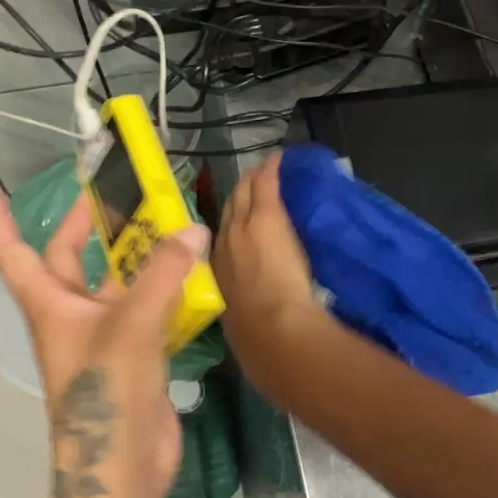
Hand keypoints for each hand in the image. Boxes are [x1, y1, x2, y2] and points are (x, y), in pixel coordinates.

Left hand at [0, 185, 200, 497]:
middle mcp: (72, 315)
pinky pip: (147, 308)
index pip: (14, 253)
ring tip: (170, 223)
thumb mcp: (131, 324)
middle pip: (72, 259)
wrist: (120, 470)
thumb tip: (192, 228)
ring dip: (137, 256)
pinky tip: (193, 272)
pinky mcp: (134, 355)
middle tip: (117, 192)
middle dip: (89, 226)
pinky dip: (165, 287)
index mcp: (51, 305)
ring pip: (116, 282)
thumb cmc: (104, 392)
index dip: (0, 220)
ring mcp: (103, 336)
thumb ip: (163, 272)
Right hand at [212, 154, 332, 373]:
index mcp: (215, 272)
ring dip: (253, 182)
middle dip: (238, 197)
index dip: (230, 224)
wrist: (271, 330)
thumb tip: (254, 325)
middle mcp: (222, 244)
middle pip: (227, 211)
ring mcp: (243, 227)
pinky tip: (281, 159)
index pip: (219, 238)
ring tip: (264, 173)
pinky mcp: (267, 214)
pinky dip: (272, 169)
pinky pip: (266, 183)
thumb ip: (247, 313)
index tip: (240, 217)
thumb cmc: (260, 338)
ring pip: (243, 194)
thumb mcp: (244, 324)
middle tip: (252, 186)